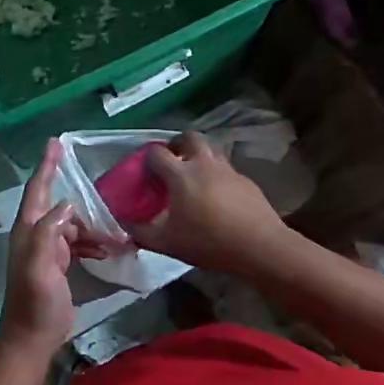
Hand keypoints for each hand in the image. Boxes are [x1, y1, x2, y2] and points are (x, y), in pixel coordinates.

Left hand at [0, 139, 122, 354]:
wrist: (32, 338)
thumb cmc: (36, 303)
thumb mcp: (41, 268)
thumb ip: (49, 234)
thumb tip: (66, 205)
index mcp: (28, 231)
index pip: (37, 190)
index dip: (46, 165)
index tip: (56, 142)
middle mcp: (34, 234)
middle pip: (60, 207)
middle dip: (84, 207)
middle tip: (110, 209)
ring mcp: (46, 250)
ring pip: (72, 226)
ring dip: (93, 229)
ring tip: (117, 238)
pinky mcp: (57, 264)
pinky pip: (77, 244)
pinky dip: (92, 243)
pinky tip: (108, 250)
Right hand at [129, 131, 295, 276]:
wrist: (260, 246)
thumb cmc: (208, 241)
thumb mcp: (166, 242)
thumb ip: (140, 231)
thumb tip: (124, 223)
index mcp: (181, 174)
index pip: (157, 153)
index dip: (147, 158)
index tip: (145, 172)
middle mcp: (204, 164)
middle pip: (189, 137)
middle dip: (177, 144)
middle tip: (171, 160)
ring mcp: (229, 170)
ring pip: (211, 150)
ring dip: (199, 156)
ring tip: (194, 177)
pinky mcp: (246, 181)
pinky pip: (226, 170)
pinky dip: (217, 175)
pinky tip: (217, 197)